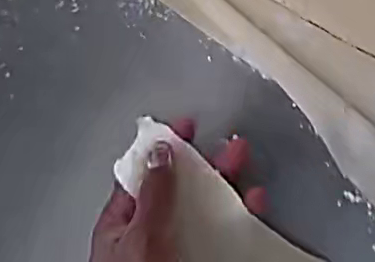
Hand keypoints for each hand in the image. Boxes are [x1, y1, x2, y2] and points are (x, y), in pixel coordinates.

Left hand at [89, 118, 266, 261]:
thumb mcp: (140, 236)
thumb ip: (152, 192)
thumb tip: (160, 147)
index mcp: (122, 224)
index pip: (142, 173)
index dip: (164, 146)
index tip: (187, 126)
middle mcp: (149, 234)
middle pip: (180, 185)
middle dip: (207, 162)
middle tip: (230, 146)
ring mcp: (175, 249)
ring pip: (204, 205)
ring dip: (228, 181)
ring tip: (245, 165)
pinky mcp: (200, 261)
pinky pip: (222, 232)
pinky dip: (240, 214)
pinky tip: (253, 204)